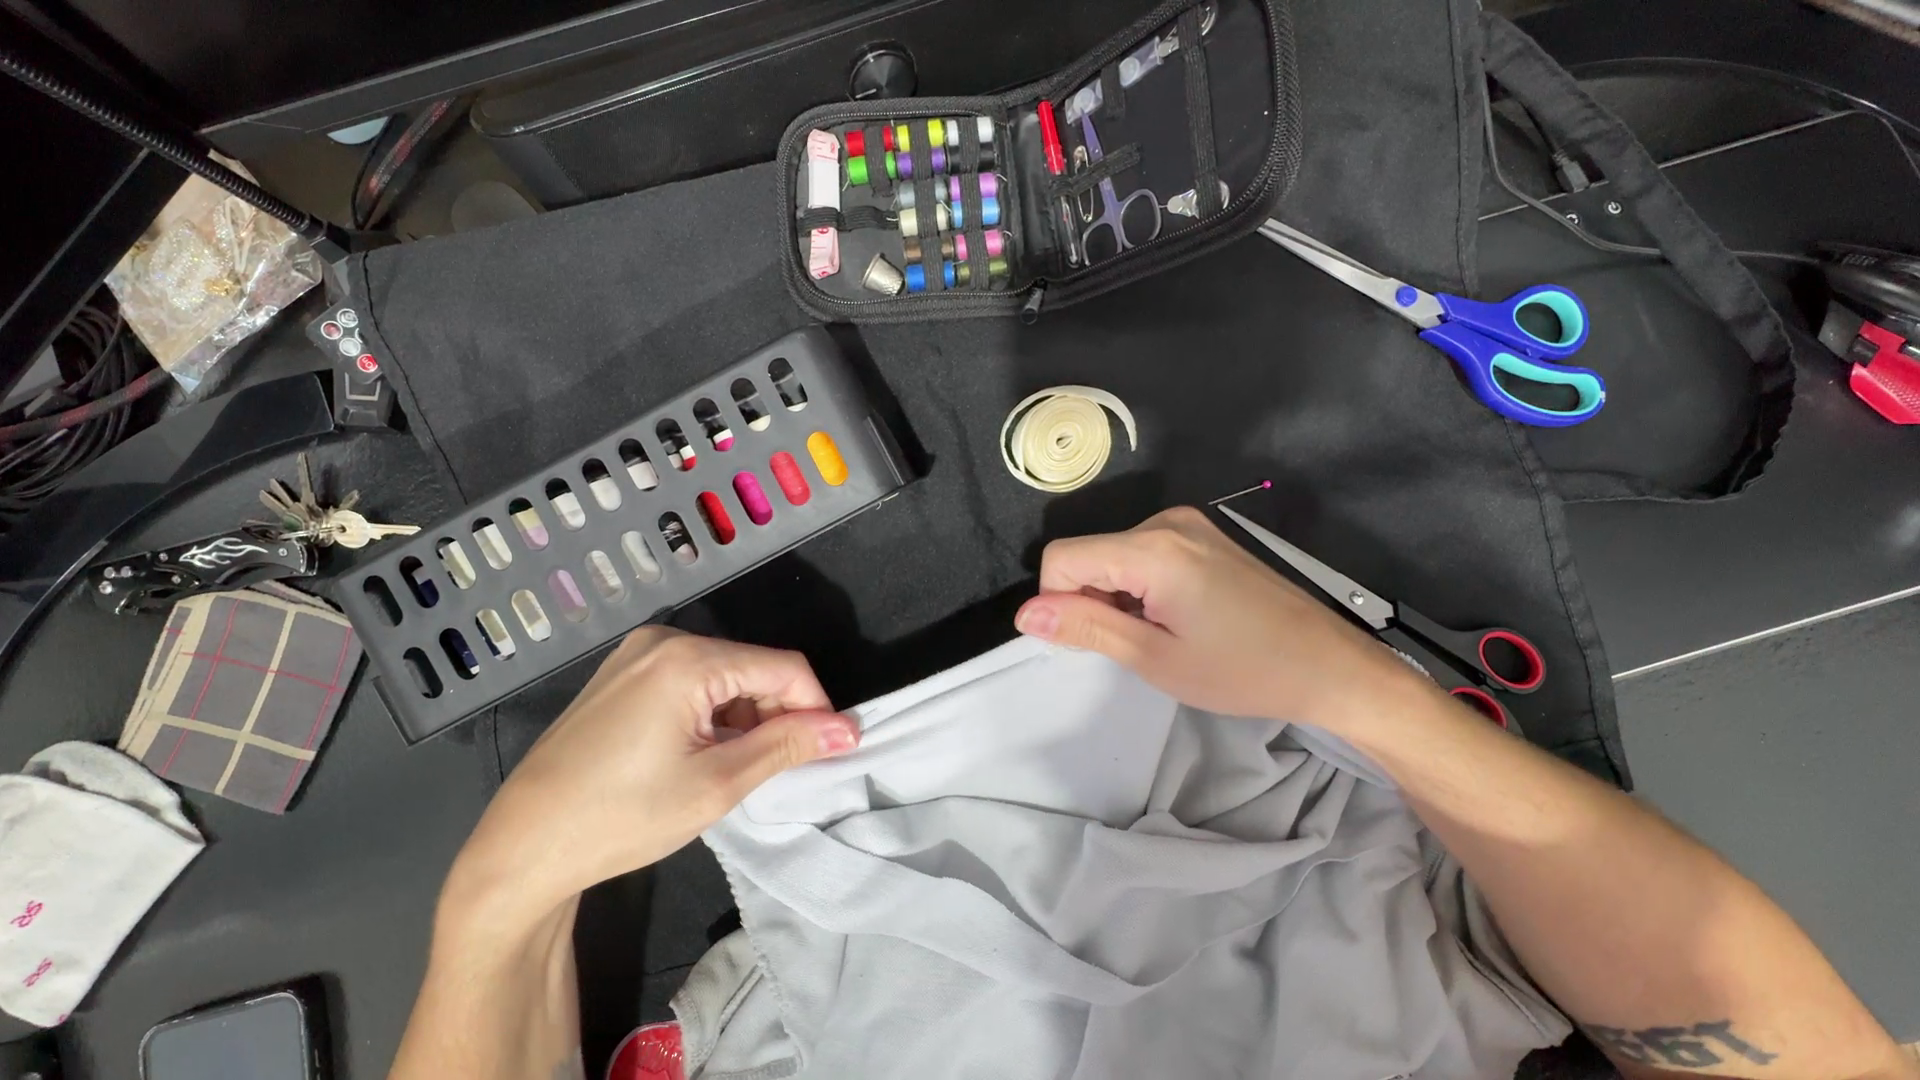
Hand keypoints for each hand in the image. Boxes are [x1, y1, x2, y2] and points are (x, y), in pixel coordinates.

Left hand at [446, 629, 858, 921]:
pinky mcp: (621, 675)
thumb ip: (786, 746)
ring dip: (744, 716)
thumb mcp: (717, 784)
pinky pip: (690, 681)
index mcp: (688, 659)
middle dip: (777, 713)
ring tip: (732, 768)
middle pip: (752, 666)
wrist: (522, 845)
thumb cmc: (623, 817)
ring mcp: (636, 656)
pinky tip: (700, 753)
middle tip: (774, 769)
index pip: (784, 667)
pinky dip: (711, 713)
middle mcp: (663, 641)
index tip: (828, 752)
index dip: (816, 708)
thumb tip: (848, 729)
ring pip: (723, 675)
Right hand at [1013, 506, 1435, 728]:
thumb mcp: (1156, 658)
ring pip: (1114, 555)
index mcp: (1153, 548)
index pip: (1062, 558)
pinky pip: (1144, 554)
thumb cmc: (1243, 670)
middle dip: (1093, 600)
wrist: (1331, 666)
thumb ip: (1087, 628)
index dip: (1061, 602)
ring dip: (1119, 597)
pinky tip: (1179, 617)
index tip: (1097, 640)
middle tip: (1140, 645)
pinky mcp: (1204, 536)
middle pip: (1089, 554)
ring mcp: (1190, 526)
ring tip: (1165, 634)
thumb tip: (1025, 614)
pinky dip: (1141, 587)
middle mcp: (1167, 522)